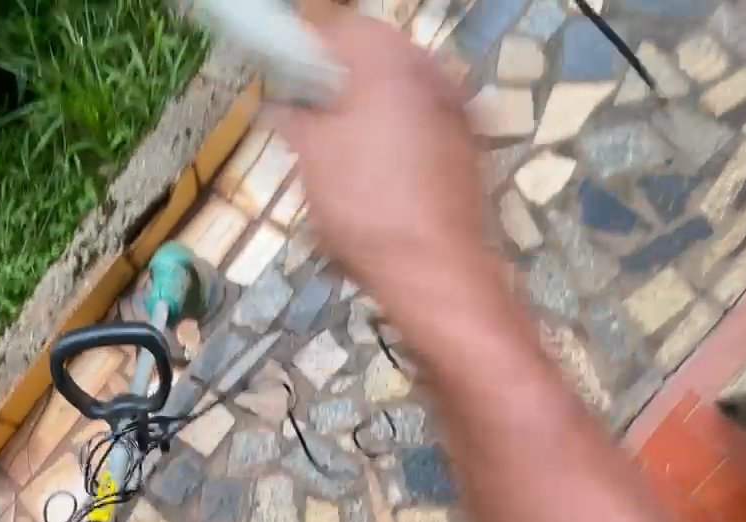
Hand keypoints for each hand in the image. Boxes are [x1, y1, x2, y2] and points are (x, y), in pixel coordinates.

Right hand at [273, 13, 505, 327]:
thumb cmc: (367, 211)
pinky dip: (395, 143)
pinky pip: (420, 128)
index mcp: (389, 62)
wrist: (433, 270)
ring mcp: (457, 109)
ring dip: (367, 116)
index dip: (303, 49)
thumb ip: (293, 121)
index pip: (338, 28)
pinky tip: (376, 184)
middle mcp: (430, 72)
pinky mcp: (468, 148)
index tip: (282, 77)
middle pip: (374, 60)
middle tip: (308, 122)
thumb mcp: (313, 163)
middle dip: (338, 87)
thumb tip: (277, 105)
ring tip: (340, 160)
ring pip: (398, 96)